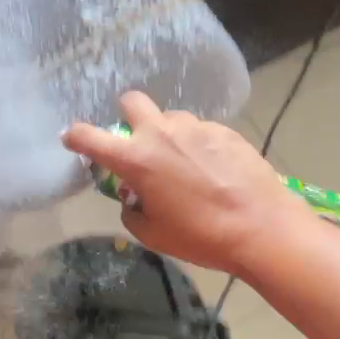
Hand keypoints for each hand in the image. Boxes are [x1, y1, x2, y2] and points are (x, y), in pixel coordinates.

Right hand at [61, 91, 310, 275]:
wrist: (266, 231)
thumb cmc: (202, 237)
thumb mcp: (152, 233)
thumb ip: (132, 209)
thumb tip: (134, 197)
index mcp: (134, 159)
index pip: (87, 136)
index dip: (74, 136)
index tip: (73, 140)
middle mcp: (160, 134)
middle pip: (131, 101)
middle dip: (128, 116)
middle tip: (140, 143)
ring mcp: (195, 128)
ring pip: (171, 119)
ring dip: (170, 135)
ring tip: (187, 164)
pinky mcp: (226, 131)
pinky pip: (202, 131)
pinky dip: (200, 146)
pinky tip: (216, 171)